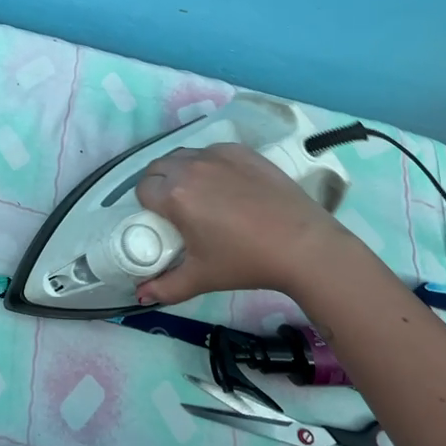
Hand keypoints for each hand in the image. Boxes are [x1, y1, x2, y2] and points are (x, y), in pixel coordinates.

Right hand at [134, 143, 360, 305]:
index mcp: (175, 197)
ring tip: (201, 194)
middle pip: (158, 167)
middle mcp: (189, 168)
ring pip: (183, 155)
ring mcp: (215, 155)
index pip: (143, 190)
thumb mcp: (203, 278)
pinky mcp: (239, 150)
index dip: (149, 205)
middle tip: (177, 208)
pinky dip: (210, 164)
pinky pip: (211, 151)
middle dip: (160, 184)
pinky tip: (227, 184)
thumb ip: (166, 287)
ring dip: (181, 171)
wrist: (304, 246)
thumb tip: (141, 295)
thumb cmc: (247, 262)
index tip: (164, 220)